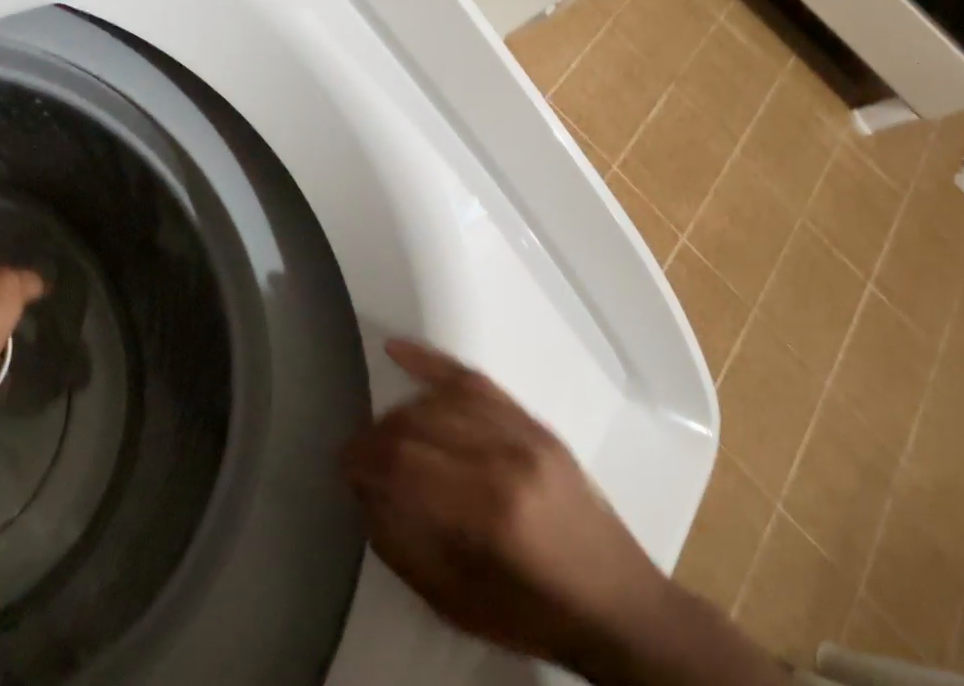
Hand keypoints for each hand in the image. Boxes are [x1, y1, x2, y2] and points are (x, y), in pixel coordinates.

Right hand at [341, 340, 672, 671]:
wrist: (621, 608)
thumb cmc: (532, 612)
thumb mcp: (452, 598)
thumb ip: (397, 539)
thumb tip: (364, 489)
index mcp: (486, 510)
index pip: (399, 461)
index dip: (360, 460)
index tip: (343, 469)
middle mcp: (505, 460)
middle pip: (414, 425)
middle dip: (374, 438)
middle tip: (358, 458)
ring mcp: (524, 436)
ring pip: (438, 400)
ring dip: (398, 412)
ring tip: (382, 433)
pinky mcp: (536, 426)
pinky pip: (475, 382)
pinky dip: (432, 363)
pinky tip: (398, 350)